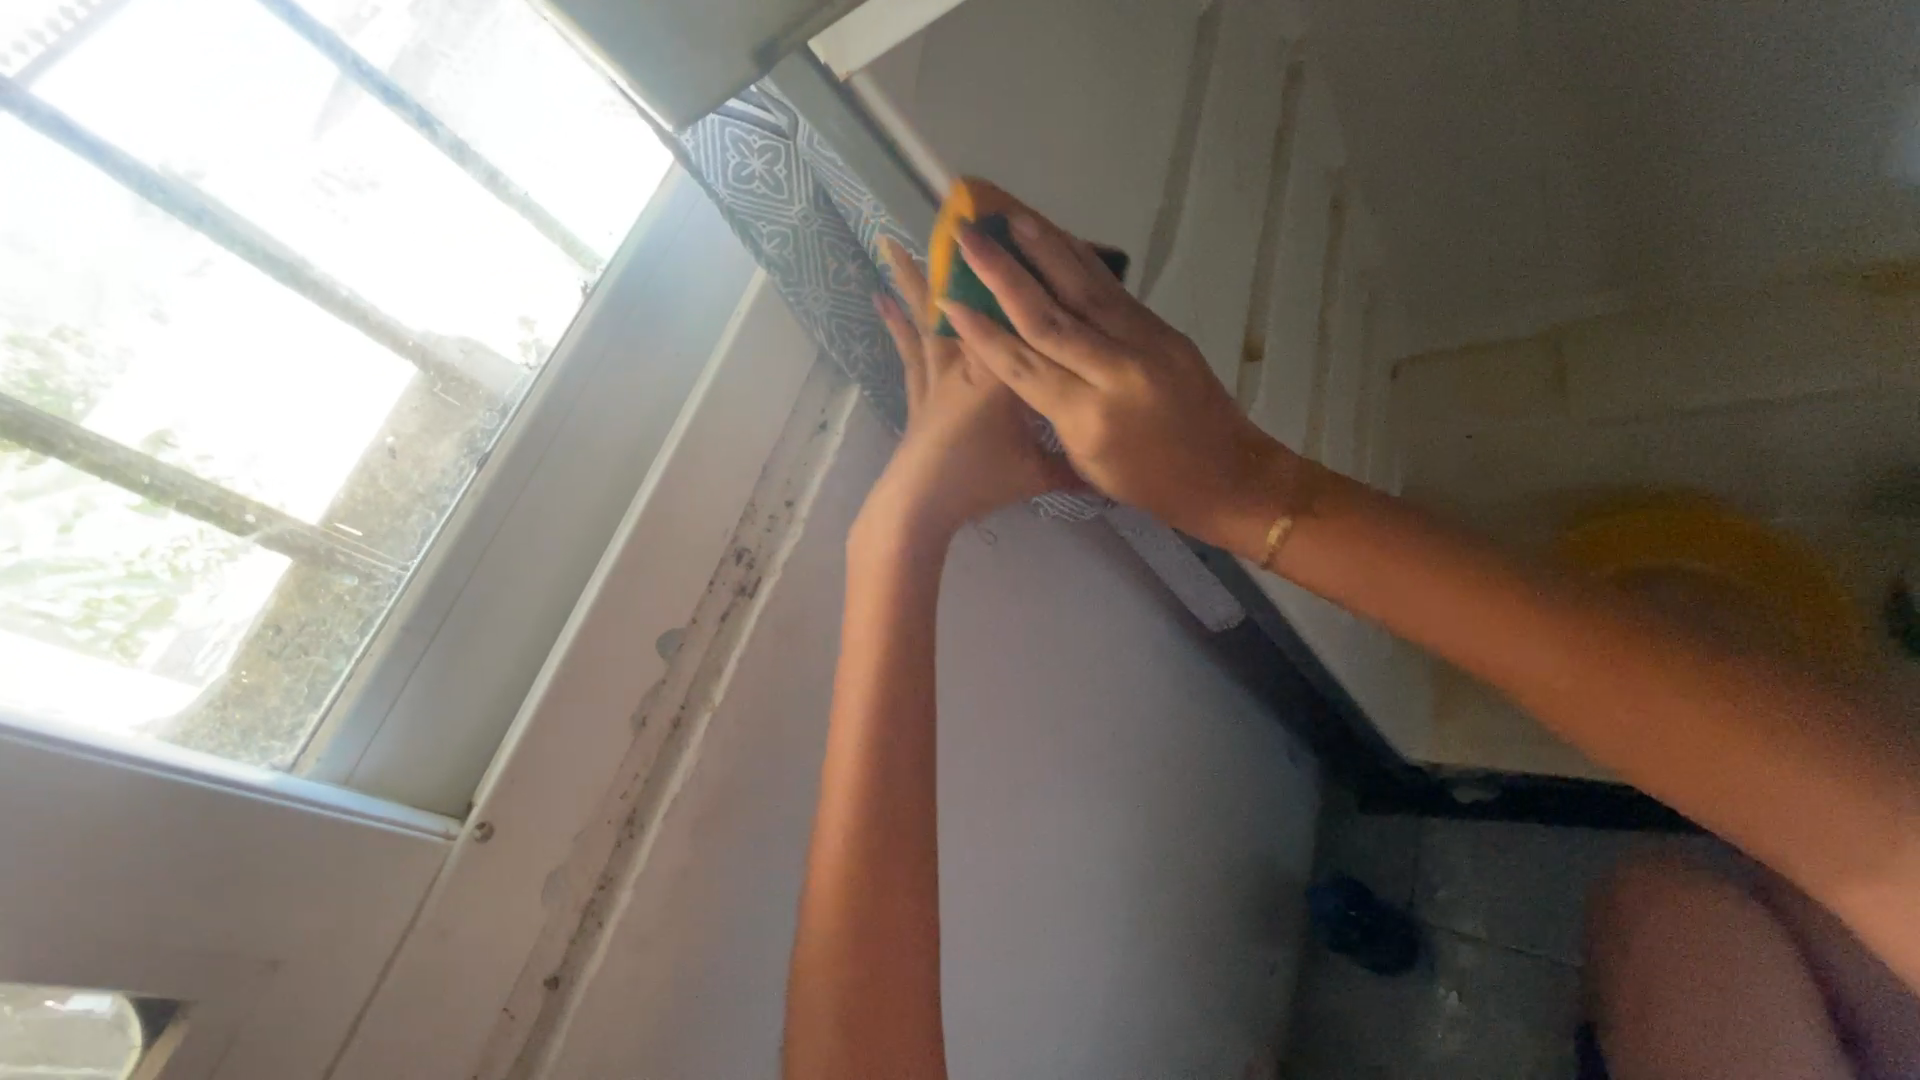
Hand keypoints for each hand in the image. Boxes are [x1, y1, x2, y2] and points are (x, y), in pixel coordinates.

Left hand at [855, 237, 1078, 546]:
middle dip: (965, 259)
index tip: (1028, 237)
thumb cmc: (979, 484)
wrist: (919, 506)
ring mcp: (936, 375)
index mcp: (1002, 376)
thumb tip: (1112, 462)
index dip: (1026, 277)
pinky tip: (880, 296)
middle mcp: (967, 363)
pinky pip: (907, 346)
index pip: (1020, 316)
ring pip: (926, 316)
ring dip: (912, 278)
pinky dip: (896, 322)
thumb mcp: (1037, 476)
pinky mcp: (917, 391)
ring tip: (892, 238)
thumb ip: (1075, 465)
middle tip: (958, 215)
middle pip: (967, 299)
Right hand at [934, 188, 1306, 559]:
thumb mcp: (1086, 459)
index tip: (949, 297)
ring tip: (1011, 217)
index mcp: (1088, 416)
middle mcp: (1113, 373)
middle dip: (1003, 274)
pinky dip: (1082, 263)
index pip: (1023, 364)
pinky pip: (1113, 292)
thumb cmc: (1148, 484)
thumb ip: (1055, 407)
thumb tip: (1028, 362)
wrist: (1227, 473)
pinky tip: (1060, 240)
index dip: (983, 331)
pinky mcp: (1164, 330)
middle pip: (1048, 315)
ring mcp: (1144, 345)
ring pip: (1083, 290)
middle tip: (970, 237)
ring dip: (1044, 250)